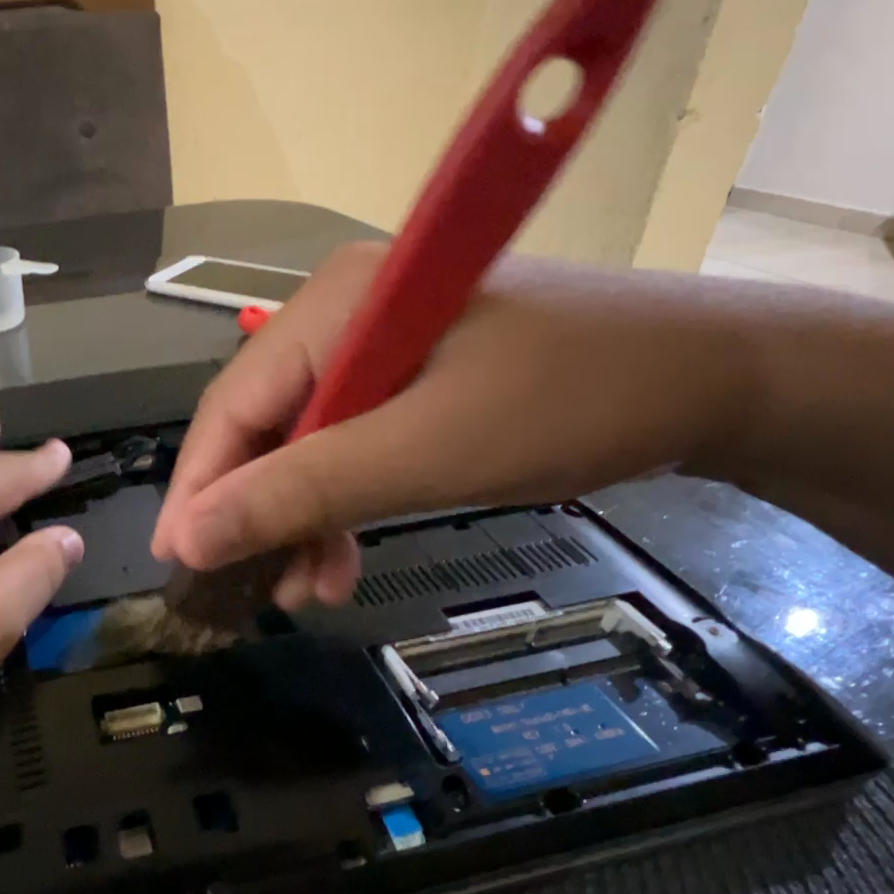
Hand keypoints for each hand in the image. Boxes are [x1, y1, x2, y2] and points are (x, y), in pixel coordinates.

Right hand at [152, 242, 751, 605]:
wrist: (716, 377)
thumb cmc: (566, 402)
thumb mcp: (423, 454)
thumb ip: (300, 492)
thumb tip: (191, 538)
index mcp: (333, 302)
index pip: (231, 402)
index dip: (198, 488)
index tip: (177, 566)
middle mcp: (342, 312)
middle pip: (262, 424)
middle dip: (254, 513)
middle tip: (247, 591)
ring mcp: (379, 342)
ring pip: (302, 443)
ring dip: (299, 518)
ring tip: (306, 590)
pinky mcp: (413, 374)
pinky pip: (350, 444)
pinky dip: (341, 503)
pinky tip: (341, 556)